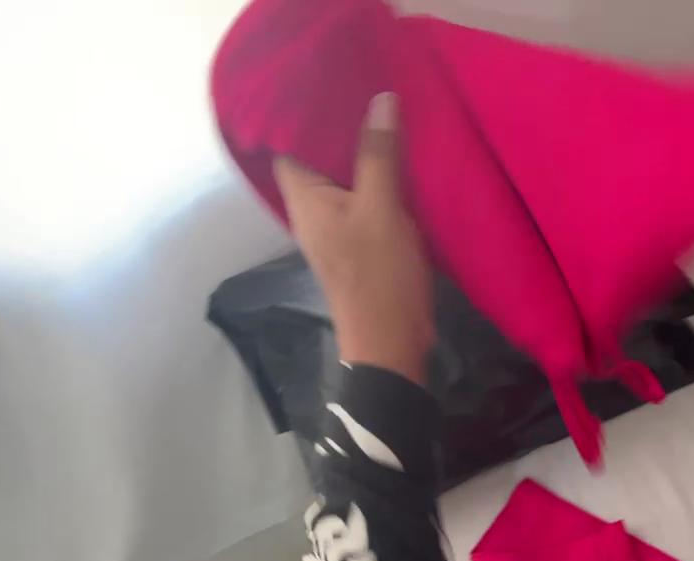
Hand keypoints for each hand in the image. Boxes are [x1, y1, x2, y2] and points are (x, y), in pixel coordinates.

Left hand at [274, 93, 433, 384]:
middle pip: (320, 157)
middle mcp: (312, 210)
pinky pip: (365, 201)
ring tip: (389, 118)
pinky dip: (380, 184)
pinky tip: (402, 166)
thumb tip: (382, 100)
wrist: (392, 347)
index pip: (291, 137)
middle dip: (343, 128)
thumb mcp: (383, 210)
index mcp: (303, 197)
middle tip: (370, 89)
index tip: (336, 79)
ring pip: (346, 180)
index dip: (309, 108)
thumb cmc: (379, 279)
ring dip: (366, 156)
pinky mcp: (360, 246)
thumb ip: (379, 155)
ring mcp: (336, 230)